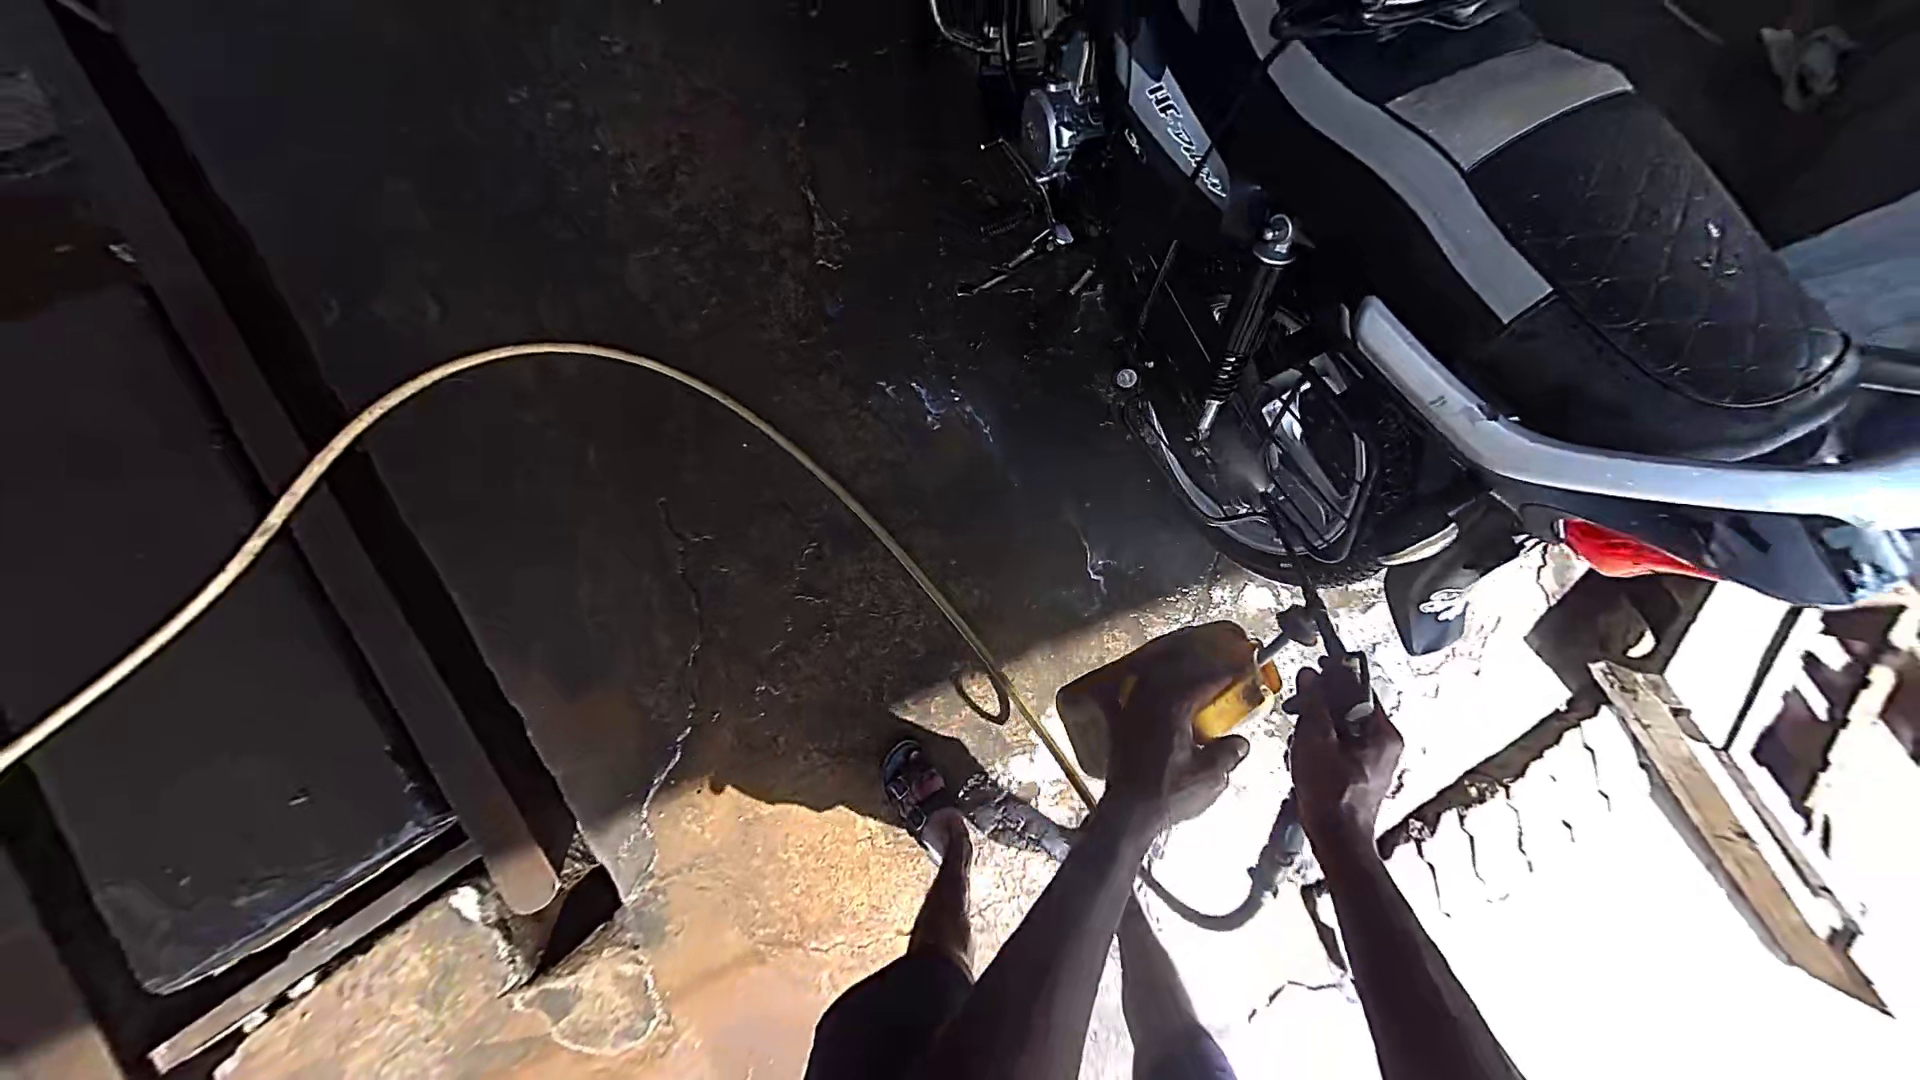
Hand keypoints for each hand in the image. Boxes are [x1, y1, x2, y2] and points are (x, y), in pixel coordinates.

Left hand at [1068, 622, 1251, 829]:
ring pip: (1152, 677)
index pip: (1202, 680)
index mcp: (1173, 709)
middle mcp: (1149, 702)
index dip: (1223, 672)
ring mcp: (1131, 710)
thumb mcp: (1211, 777)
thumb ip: (1228, 754)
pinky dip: (1148, 685)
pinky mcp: (1120, 722)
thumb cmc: (1169, 794)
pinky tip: (1154, 687)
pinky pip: (1135, 692)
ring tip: (1190, 672)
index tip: (1239, 666)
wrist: (1129, 809)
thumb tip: (1239, 742)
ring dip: (1173, 671)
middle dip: (1197, 663)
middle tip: (1216, 664)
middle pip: (1174, 669)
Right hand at [1287, 656, 1401, 859]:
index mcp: (1383, 733)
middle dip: (1320, 706)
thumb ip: (1314, 704)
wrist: (1336, 838)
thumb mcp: (1316, 740)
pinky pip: (1337, 742)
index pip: (1360, 688)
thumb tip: (1311, 676)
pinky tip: (1304, 754)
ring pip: (1340, 725)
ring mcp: (1372, 758)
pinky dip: (1319, 742)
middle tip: (1300, 709)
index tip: (1319, 664)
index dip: (1336, 675)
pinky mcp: (1358, 770)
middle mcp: (1384, 744)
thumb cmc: (1331, 794)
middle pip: (1348, 706)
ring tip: (1301, 742)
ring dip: (1316, 726)